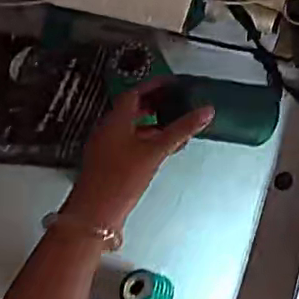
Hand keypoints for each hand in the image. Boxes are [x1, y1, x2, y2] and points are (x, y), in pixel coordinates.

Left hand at [58, 79, 213, 234]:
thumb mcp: (156, 151)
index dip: (155, 85)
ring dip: (152, 122)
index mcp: (115, 121)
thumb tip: (205, 111)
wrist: (93, 216)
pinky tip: (162, 148)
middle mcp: (107, 131)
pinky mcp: (108, 163)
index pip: (135, 93)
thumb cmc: (118, 180)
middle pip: (132, 108)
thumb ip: (182, 129)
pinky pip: (129, 142)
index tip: (171, 82)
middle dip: (155, 103)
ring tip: (174, 124)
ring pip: (131, 126)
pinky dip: (147, 138)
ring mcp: (106, 148)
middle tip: (175, 100)